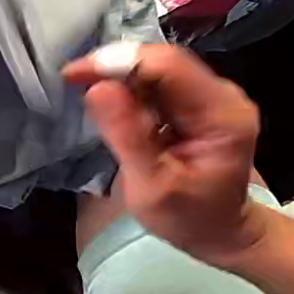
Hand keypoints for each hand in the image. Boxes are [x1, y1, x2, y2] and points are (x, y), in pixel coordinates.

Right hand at [62, 44, 271, 267]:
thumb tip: (97, 89)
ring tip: (83, 89)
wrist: (220, 232)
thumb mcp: (151, 185)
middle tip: (72, 80)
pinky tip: (107, 101)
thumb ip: (127, 136)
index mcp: (221, 114)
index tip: (74, 75)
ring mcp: (209, 96)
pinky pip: (156, 81)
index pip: (168, 66)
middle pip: (162, 62)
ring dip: (117, 75)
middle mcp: (221, 95)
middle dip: (114, 66)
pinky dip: (126, 86)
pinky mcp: (194, 102)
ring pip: (156, 68)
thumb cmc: (187, 217)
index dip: (118, 62)